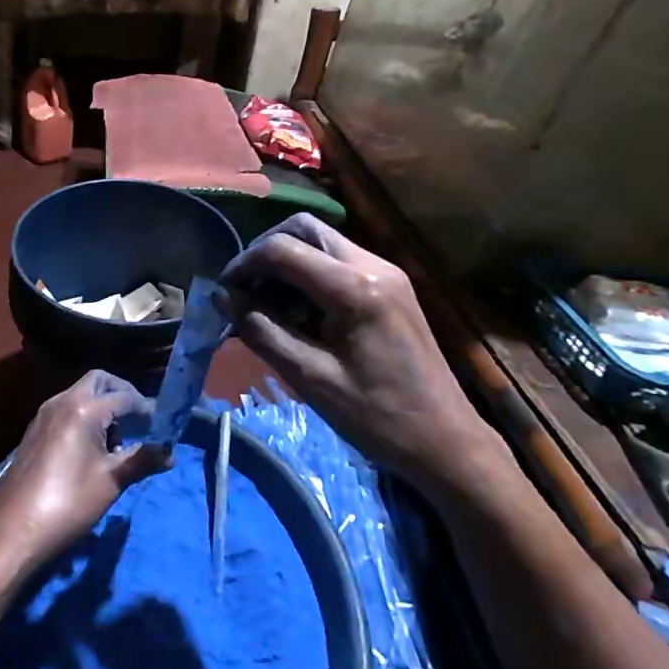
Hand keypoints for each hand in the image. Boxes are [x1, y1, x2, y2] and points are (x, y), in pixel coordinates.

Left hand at [0, 371, 169, 585]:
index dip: (147, 409)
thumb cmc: (68, 502)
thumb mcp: (112, 481)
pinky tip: (91, 452)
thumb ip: (143, 460)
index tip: (162, 426)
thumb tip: (171, 453)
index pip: (125, 396)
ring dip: (102, 407)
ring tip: (117, 445)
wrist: (13, 531)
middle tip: (140, 421)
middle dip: (122, 394)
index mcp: (83, 407)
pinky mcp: (34, 432)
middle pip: (99, 381)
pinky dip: (84, 418)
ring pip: (80, 395)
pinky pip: (66, 410)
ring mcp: (43, 415)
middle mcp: (61, 401)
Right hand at [220, 214, 488, 477]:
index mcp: (354, 288)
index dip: (244, 265)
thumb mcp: (309, 378)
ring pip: (322, 240)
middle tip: (244, 288)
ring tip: (267, 301)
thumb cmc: (375, 417)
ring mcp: (386, 271)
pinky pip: (339, 259)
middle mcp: (373, 265)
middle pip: (304, 228)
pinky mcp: (391, 285)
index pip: (282, 249)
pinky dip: (310, 271)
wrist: (444, 441)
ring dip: (287, 260)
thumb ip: (261, 331)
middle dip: (265, 251)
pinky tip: (299, 308)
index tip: (224, 293)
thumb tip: (224, 298)